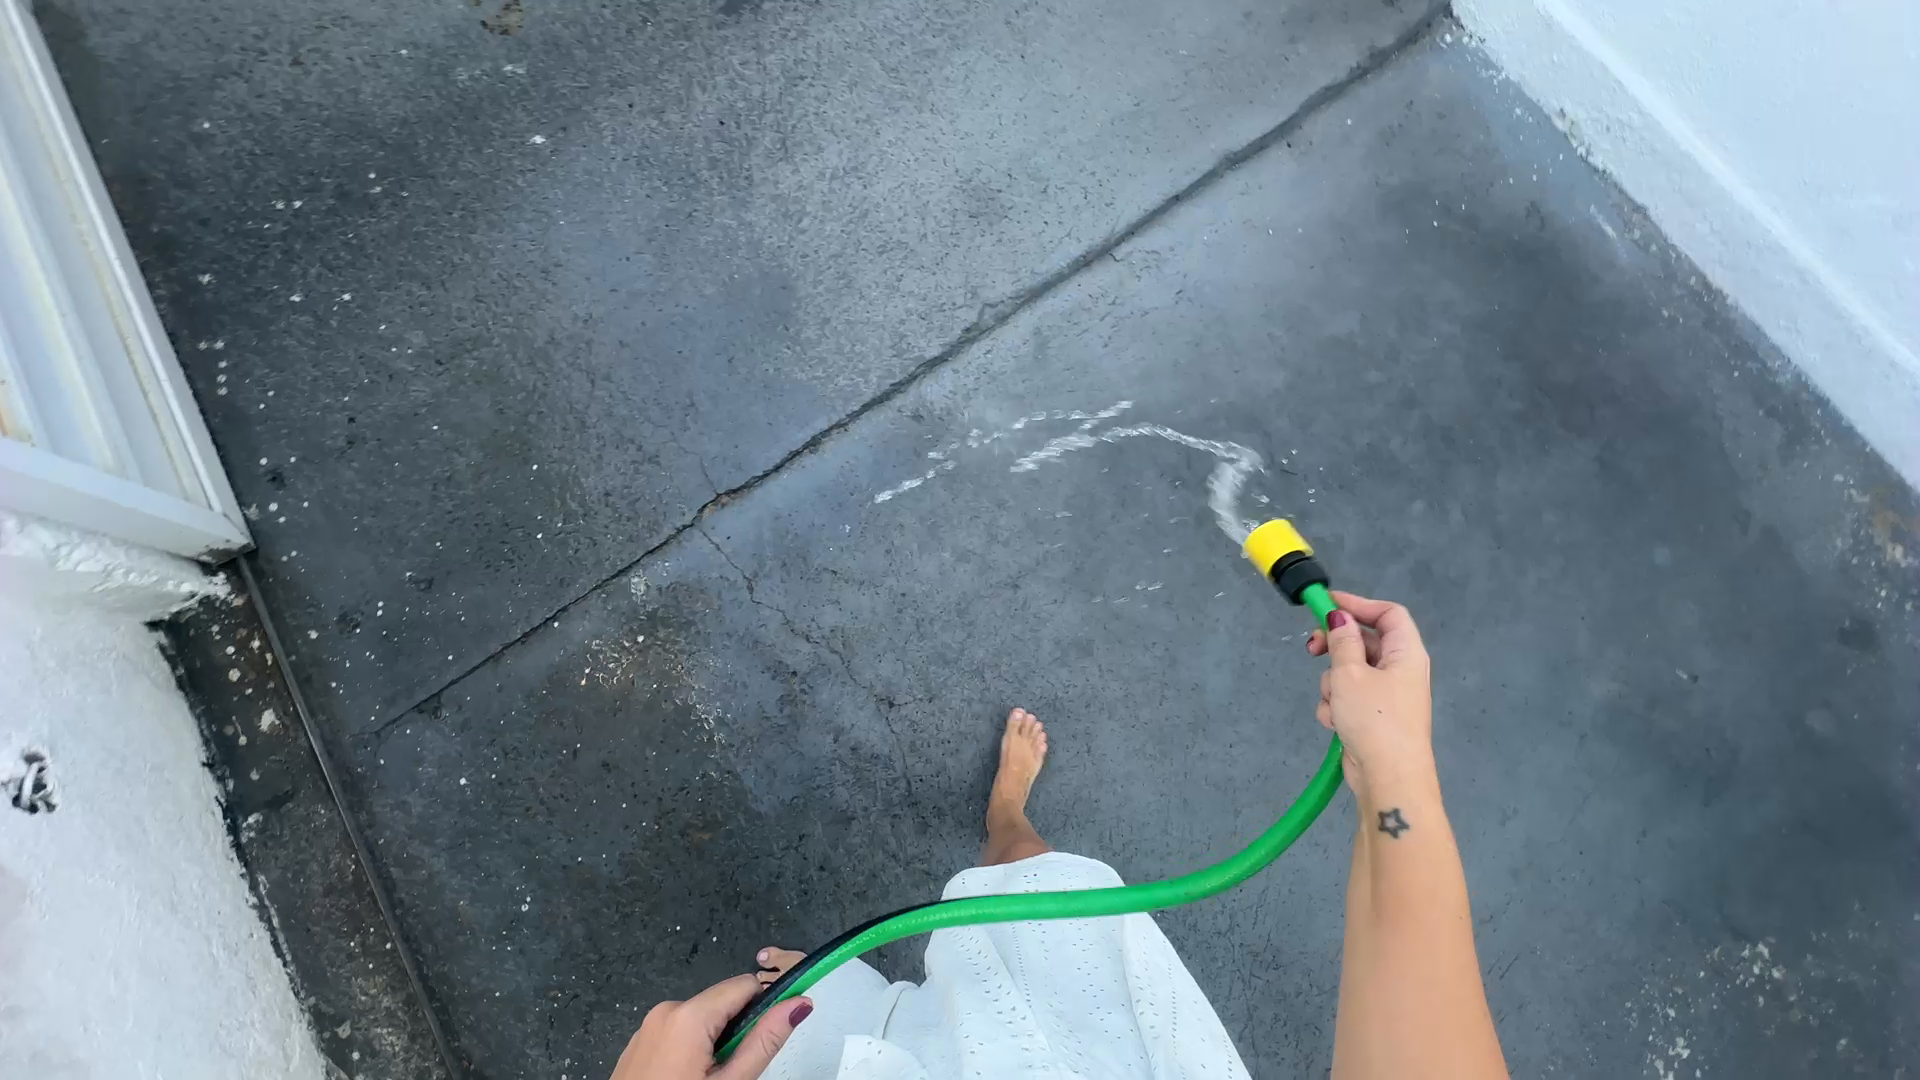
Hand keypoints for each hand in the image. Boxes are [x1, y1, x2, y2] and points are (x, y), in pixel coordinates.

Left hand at [608, 974, 810, 1079]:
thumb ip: (765, 1041)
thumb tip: (800, 1002)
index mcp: (689, 1014)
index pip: (747, 985)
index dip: (764, 1009)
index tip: (768, 1040)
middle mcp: (667, 1010)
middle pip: (723, 1004)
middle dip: (736, 1033)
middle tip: (733, 1075)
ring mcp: (648, 1028)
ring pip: (701, 1021)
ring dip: (714, 1045)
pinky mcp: (637, 1046)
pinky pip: (678, 1035)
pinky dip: (690, 1053)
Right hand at [1304, 591, 1432, 798]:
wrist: (1388, 777)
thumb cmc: (1374, 718)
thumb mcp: (1350, 673)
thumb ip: (1342, 641)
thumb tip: (1339, 617)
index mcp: (1406, 653)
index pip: (1388, 613)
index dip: (1358, 604)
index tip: (1325, 603)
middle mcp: (1400, 670)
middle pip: (1363, 641)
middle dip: (1334, 646)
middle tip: (1310, 649)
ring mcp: (1386, 694)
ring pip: (1349, 671)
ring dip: (1332, 684)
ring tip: (1333, 703)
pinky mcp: (1371, 715)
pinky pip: (1347, 696)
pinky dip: (1336, 705)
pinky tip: (1335, 722)